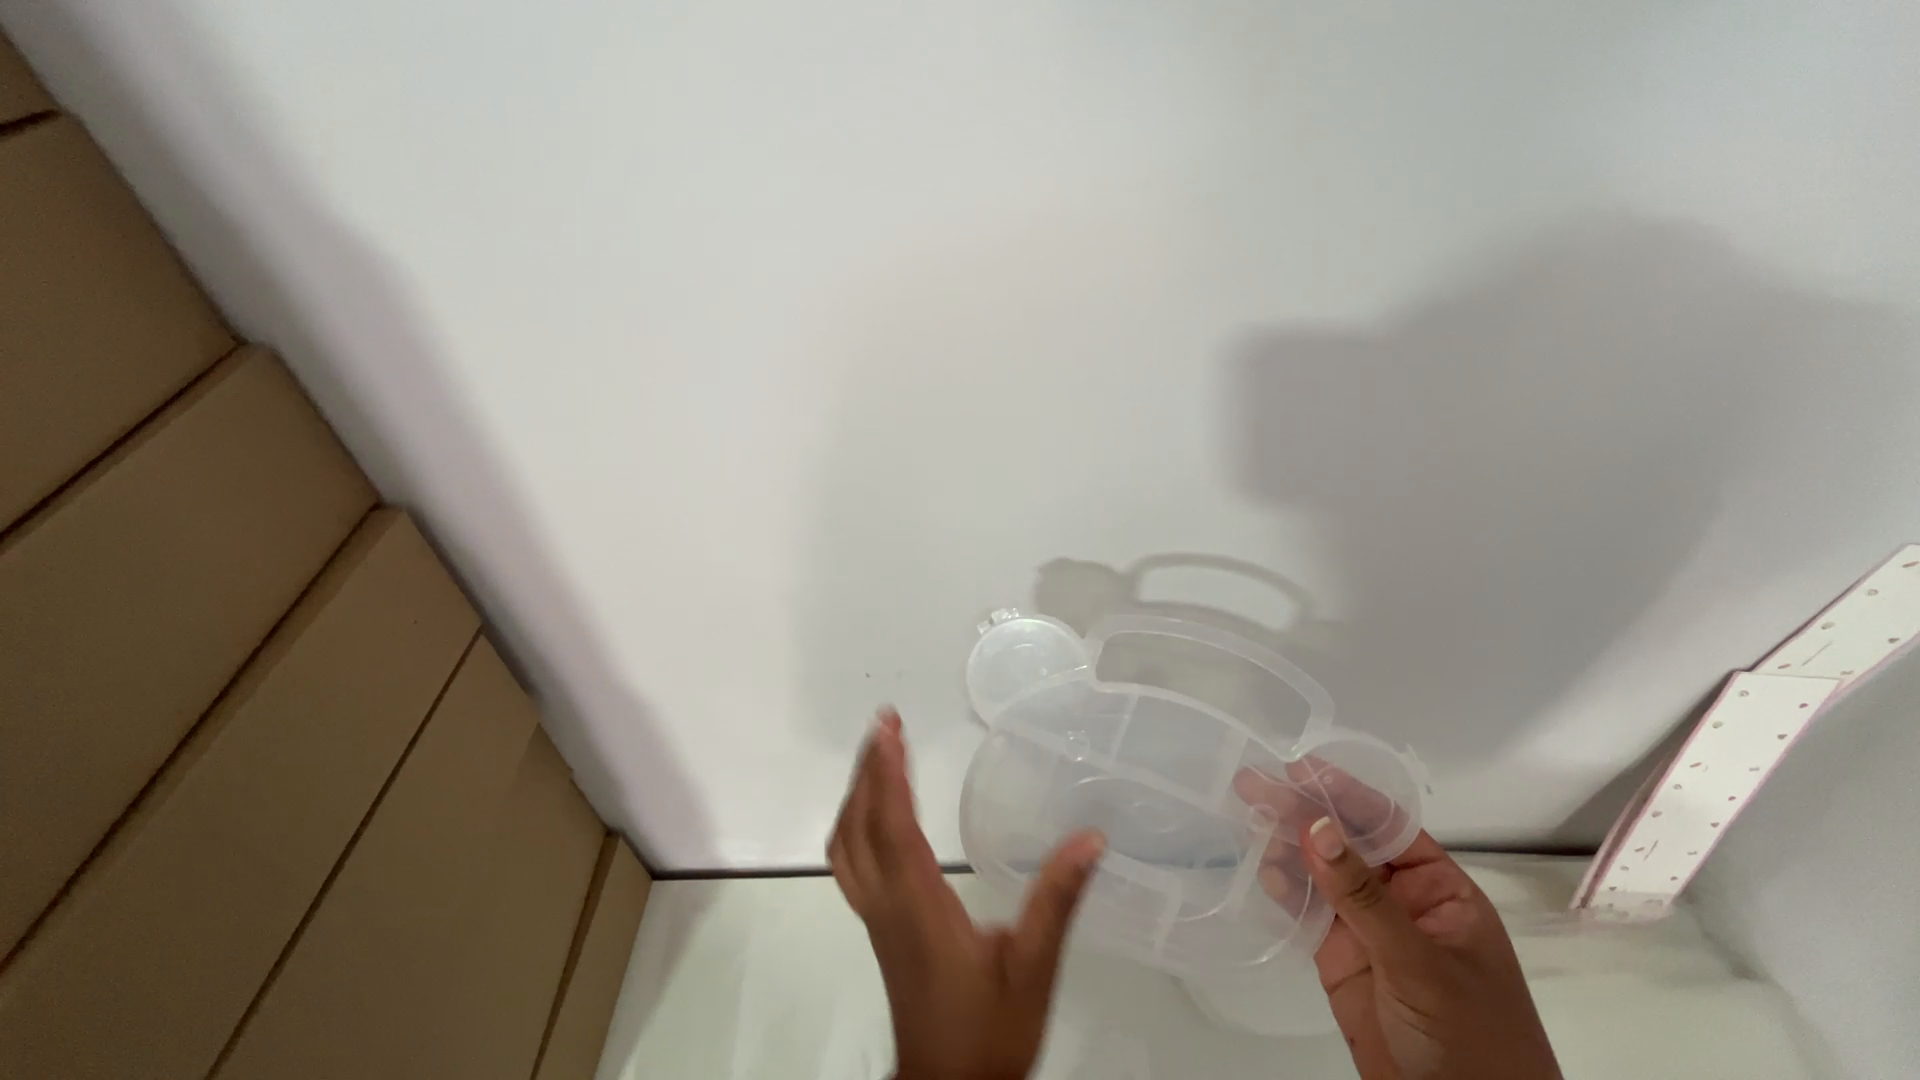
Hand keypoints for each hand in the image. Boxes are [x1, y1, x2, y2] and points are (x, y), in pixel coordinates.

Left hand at [829, 707, 1106, 1079]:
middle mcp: (886, 905)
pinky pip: (851, 864)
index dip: (888, 773)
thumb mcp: (1033, 967)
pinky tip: (872, 816)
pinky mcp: (878, 928)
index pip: (893, 826)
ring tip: (878, 756)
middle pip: (859, 825)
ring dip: (856, 794)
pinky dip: (854, 825)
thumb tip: (1090, 839)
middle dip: (869, 769)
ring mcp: (875, 917)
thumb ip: (1057, 901)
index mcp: (918, 905)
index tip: (889, 728)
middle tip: (885, 724)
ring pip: (846, 845)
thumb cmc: (989, 1031)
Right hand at [1235, 767, 1561, 1079]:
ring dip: (1286, 848)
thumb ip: (1362, 896)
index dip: (1344, 793)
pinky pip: (1307, 913)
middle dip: (1302, 813)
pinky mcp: (1339, 958)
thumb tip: (1314, 826)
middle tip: (1251, 785)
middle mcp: (1401, 900)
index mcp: (1439, 889)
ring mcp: (1367, 929)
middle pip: (1345, 844)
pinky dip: (1283, 891)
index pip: (1387, 826)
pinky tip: (1263, 871)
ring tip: (1248, 820)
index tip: (1298, 769)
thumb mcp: (1419, 963)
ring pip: (1320, 874)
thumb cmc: (1471, 1038)